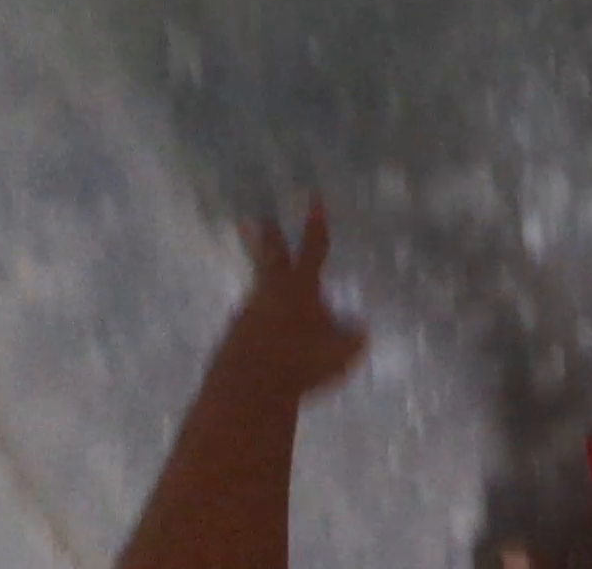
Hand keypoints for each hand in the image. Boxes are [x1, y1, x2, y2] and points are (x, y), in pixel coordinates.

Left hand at [237, 199, 365, 392]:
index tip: (313, 195)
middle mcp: (270, 294)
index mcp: (301, 287)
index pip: (314, 246)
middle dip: (267, 235)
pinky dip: (267, 333)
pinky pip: (256, 329)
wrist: (245, 394)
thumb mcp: (343, 353)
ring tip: (292, 326)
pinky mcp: (233, 339)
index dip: (316, 221)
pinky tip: (277, 353)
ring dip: (274, 302)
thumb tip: (358, 326)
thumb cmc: (301, 365)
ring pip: (264, 300)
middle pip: (271, 256)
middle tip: (253, 217)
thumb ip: (351, 336)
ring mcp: (247, 315)